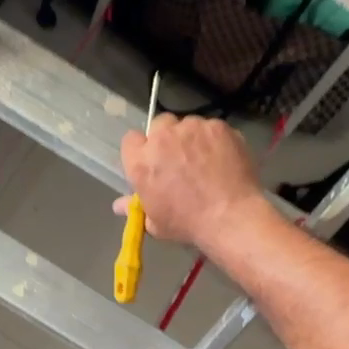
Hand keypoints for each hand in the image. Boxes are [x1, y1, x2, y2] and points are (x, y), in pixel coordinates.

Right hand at [114, 114, 266, 247]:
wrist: (229, 216)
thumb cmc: (187, 224)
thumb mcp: (155, 223)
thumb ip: (135, 208)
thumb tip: (119, 205)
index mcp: (141, 162)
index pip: (131, 140)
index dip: (140, 150)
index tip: (151, 161)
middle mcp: (163, 138)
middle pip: (160, 125)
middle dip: (166, 138)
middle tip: (178, 159)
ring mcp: (193, 128)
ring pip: (188, 125)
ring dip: (191, 138)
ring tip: (204, 161)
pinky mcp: (218, 126)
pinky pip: (211, 128)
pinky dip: (214, 140)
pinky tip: (222, 158)